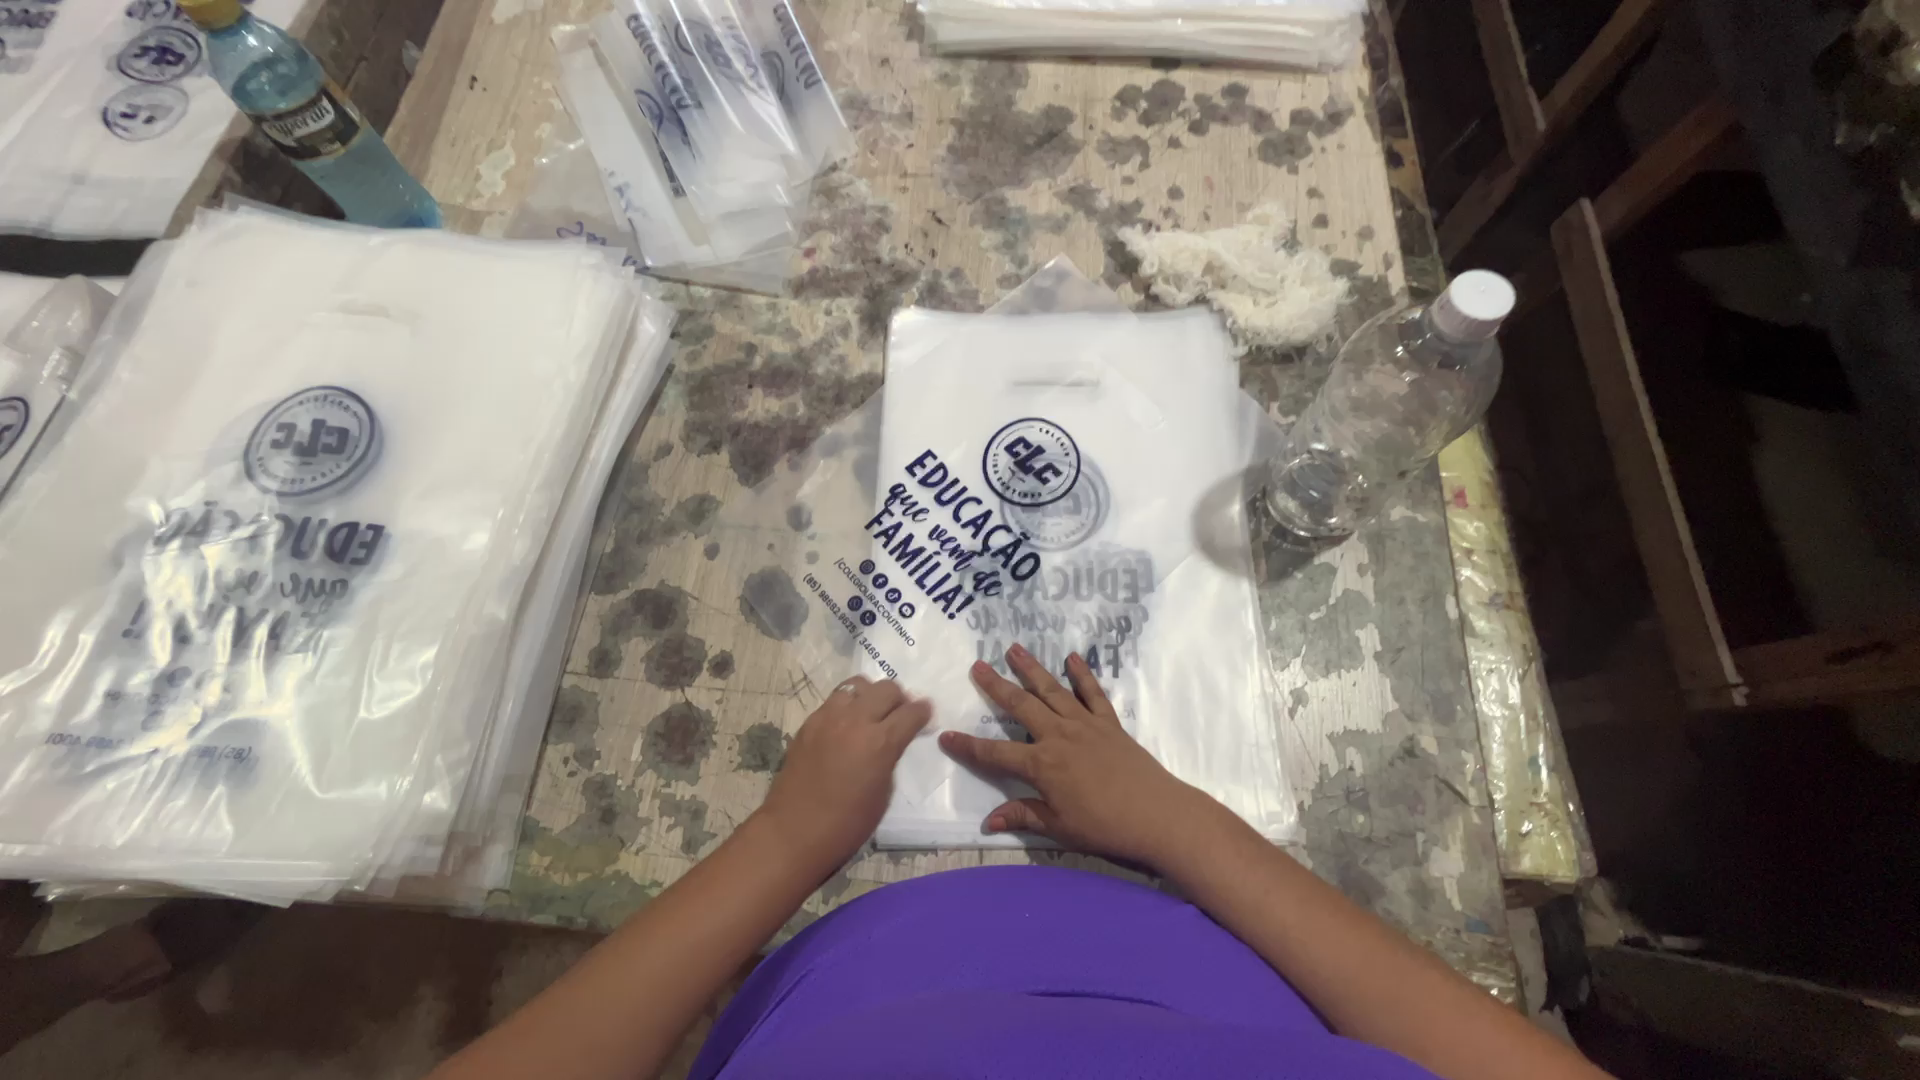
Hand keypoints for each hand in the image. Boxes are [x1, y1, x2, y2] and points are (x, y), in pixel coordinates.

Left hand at [755, 676, 929, 871]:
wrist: (794, 832)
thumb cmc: (847, 824)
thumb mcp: (883, 793)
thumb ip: (890, 758)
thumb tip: (891, 742)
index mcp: (881, 742)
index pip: (911, 712)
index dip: (923, 712)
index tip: (925, 714)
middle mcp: (856, 721)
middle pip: (886, 689)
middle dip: (900, 698)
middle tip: (900, 714)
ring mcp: (829, 718)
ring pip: (857, 684)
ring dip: (870, 695)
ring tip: (870, 712)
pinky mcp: (809, 723)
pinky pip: (834, 701)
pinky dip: (847, 706)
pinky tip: (845, 726)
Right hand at [938, 645, 1222, 867]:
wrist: (1158, 815)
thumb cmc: (1105, 827)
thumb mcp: (1059, 828)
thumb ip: (1023, 816)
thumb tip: (988, 822)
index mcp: (1042, 765)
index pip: (995, 754)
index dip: (969, 747)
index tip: (945, 736)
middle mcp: (1058, 736)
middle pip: (1021, 707)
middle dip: (997, 687)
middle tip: (978, 666)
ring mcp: (1085, 725)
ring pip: (1052, 691)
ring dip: (1031, 669)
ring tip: (1014, 648)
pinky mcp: (1109, 723)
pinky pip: (1093, 694)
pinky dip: (1082, 675)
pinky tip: (1073, 657)